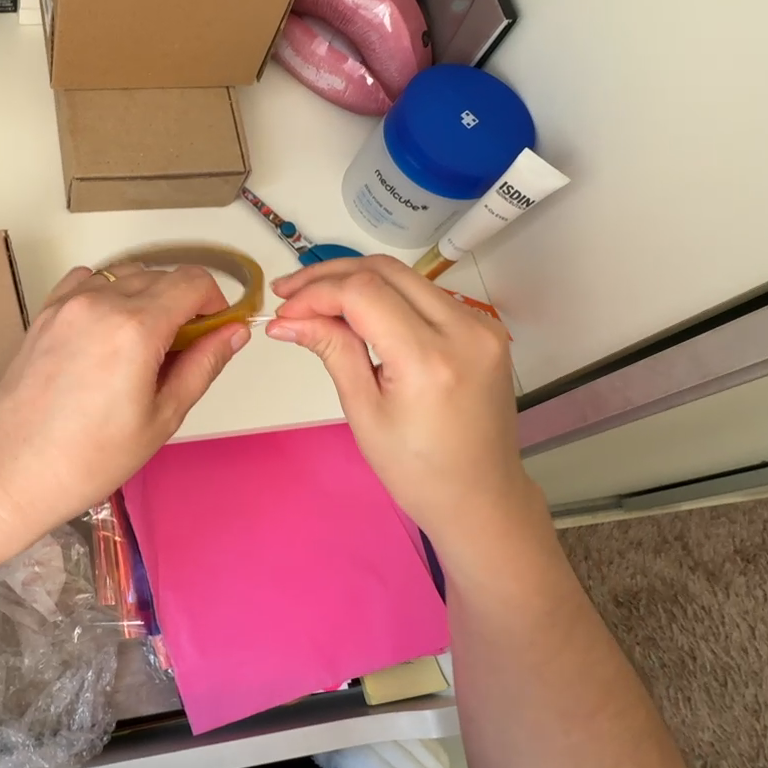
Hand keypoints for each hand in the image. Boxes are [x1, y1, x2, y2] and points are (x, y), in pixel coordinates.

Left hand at [0, 262, 248, 548]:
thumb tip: (233, 333)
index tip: (215, 329)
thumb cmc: (87, 459)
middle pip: (162, 275)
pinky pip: (87, 282)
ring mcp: (66, 305)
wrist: (14, 473)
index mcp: (135, 328)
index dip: (216, 301)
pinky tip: (108, 334)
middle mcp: (99, 303)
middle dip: (183, 304)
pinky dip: (109, 294)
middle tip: (181, 352)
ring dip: (147, 297)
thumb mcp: (161, 418)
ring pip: (126, 275)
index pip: (193, 281)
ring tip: (143, 347)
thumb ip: (202, 365)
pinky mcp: (45, 314)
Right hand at [267, 256, 538, 536]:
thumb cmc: (415, 469)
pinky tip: (354, 313)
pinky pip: (424, 294)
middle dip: (329, 276)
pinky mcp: (484, 328)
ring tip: (313, 301)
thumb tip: (285, 321)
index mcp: (429, 360)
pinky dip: (384, 295)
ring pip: (405, 276)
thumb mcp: (363, 411)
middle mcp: (464, 330)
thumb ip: (331, 351)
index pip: (364, 293)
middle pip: (385, 271)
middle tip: (289, 294)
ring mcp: (481, 325)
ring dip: (355, 281)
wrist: (480, 496)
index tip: (283, 313)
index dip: (316, 293)